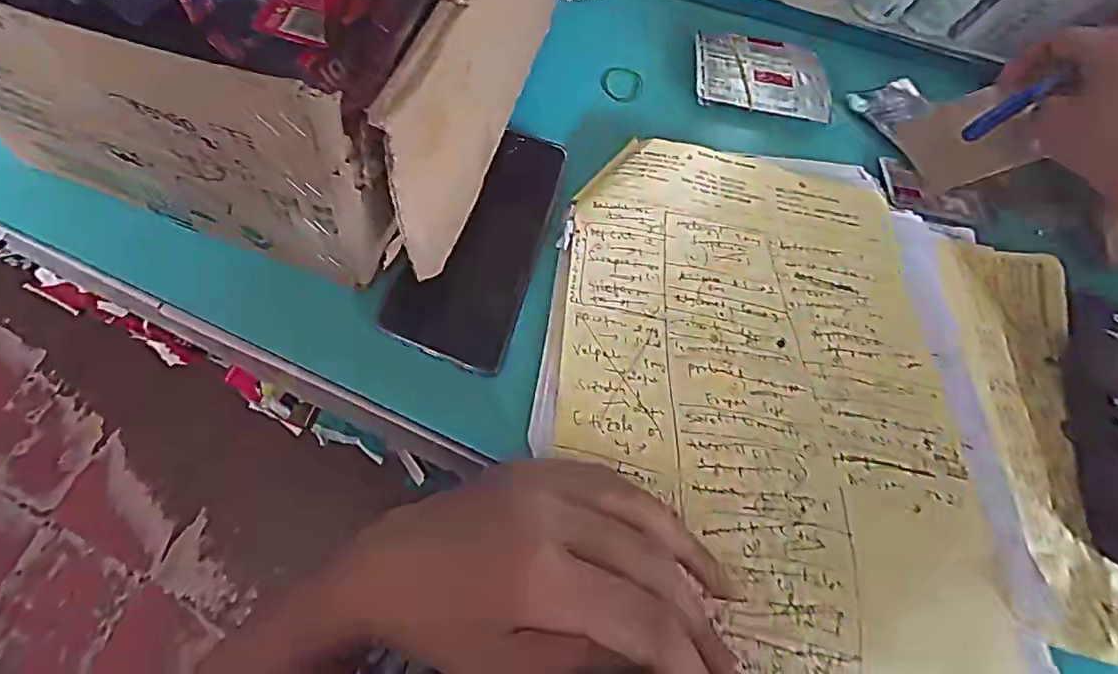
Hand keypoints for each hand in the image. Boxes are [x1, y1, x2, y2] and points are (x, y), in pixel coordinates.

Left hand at [316, 459, 741, 673]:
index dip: (685, 654)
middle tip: (725, 652)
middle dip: (695, 612)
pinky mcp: (539, 465)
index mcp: (541, 575)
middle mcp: (552, 514)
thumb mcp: (509, 669)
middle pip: (647, 560)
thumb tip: (656, 656)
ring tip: (722, 588)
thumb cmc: (445, 627)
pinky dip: (648, 508)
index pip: (639, 617)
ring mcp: (546, 480)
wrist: (392, 559)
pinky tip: (668, 534)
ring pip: (637, 507)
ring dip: (685, 547)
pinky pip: (608, 479)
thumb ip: (587, 659)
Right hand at [999, 28, 1117, 215]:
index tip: (1010, 88)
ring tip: (1090, 119)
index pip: (1061, 41)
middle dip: (1072, 77)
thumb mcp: (1053, 125)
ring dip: (1109, 91)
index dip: (1027, 62)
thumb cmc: (1110, 147)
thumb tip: (1049, 103)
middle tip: (1048, 101)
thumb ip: (1043, 104)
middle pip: (1104, 55)